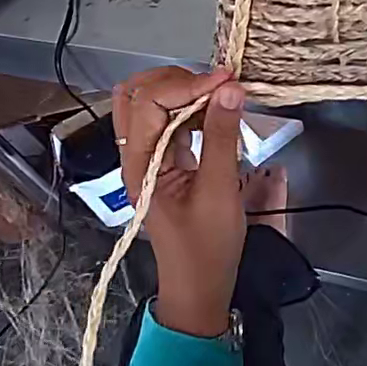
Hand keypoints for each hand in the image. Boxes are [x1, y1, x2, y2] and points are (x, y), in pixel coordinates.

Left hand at [112, 67, 246, 337]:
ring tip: (219, 95)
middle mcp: (136, 153)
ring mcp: (149, 156)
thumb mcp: (218, 192)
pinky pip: (168, 120)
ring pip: (149, 103)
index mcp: (138, 163)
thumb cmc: (207, 247)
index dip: (187, 85)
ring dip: (182, 90)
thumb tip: (231, 89)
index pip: (149, 103)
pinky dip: (190, 106)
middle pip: (138, 93)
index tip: (227, 81)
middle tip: (219, 87)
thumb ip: (221, 137)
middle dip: (177, 80)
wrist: (199, 285)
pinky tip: (215, 111)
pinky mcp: (165, 160)